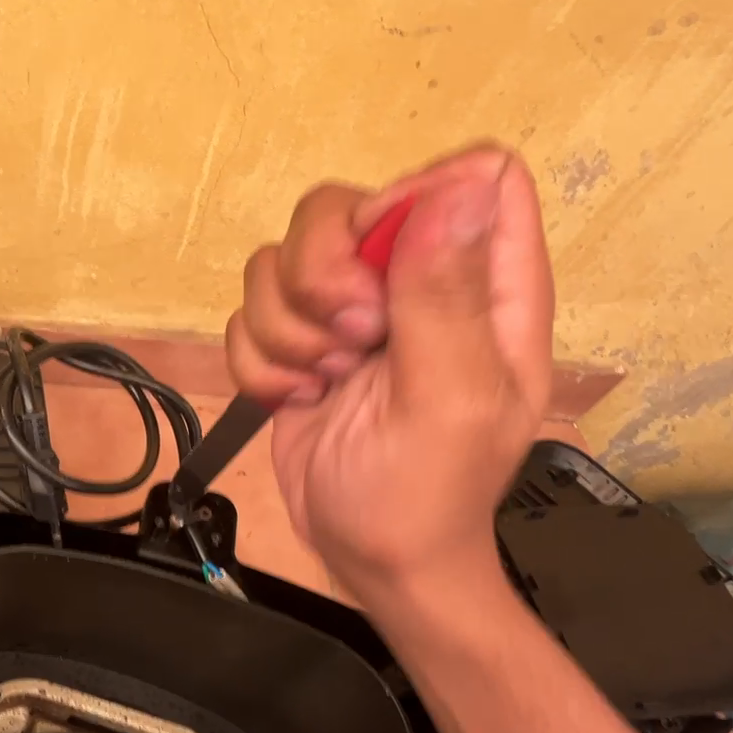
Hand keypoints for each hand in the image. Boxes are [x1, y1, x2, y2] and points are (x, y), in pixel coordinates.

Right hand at [225, 144, 554, 612]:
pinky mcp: (294, 344)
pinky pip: (248, 314)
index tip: (376, 266)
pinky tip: (294, 398)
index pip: (466, 177)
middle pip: (345, 208)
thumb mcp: (448, 399)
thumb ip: (447, 295)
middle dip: (321, 274)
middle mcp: (411, 283)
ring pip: (280, 261)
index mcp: (485, 286)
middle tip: (347, 339)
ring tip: (323, 381)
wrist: (366, 555)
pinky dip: (258, 361)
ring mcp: (346, 313)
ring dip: (285, 328)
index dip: (409, 202)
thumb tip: (460, 181)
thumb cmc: (424, 492)